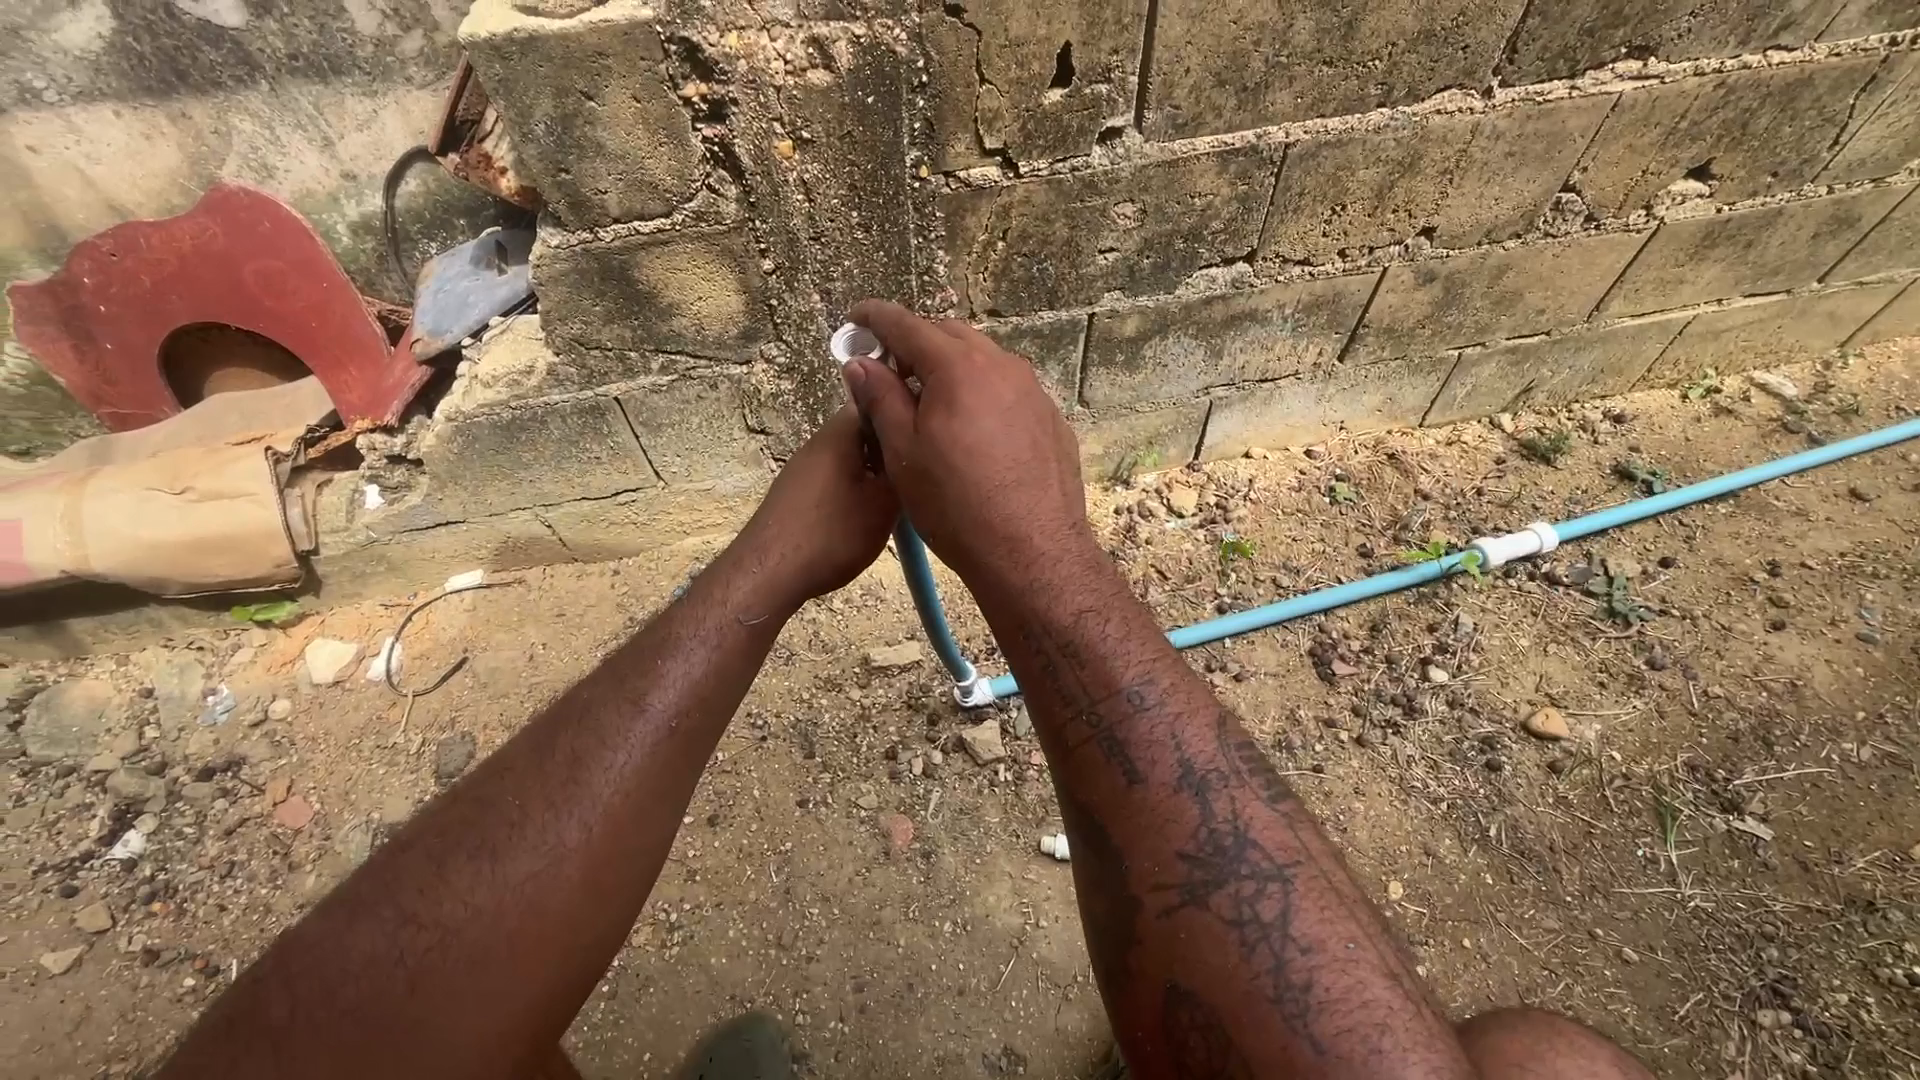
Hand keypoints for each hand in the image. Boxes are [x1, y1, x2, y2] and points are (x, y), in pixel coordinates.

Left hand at [729, 405, 898, 611]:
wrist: (770, 573)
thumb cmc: (833, 532)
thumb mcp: (884, 501)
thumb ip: (902, 467)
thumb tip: (916, 445)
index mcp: (840, 432)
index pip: (878, 402)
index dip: (905, 416)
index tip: (928, 440)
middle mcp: (818, 442)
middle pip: (865, 434)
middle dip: (892, 452)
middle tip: (918, 476)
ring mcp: (804, 469)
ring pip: (851, 461)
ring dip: (874, 476)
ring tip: (897, 502)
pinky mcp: (797, 495)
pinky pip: (836, 482)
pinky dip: (855, 494)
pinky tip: (866, 520)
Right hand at [842, 300, 1091, 589]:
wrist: (1031, 553)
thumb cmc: (955, 506)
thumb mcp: (903, 453)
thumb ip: (880, 398)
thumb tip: (860, 363)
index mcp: (959, 367)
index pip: (908, 325)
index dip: (876, 318)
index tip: (856, 319)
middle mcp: (1002, 366)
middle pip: (950, 336)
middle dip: (915, 343)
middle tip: (890, 371)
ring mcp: (1034, 391)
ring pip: (984, 361)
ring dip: (952, 368)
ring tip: (930, 404)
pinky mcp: (1052, 419)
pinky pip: (1009, 391)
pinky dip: (983, 394)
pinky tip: (973, 432)